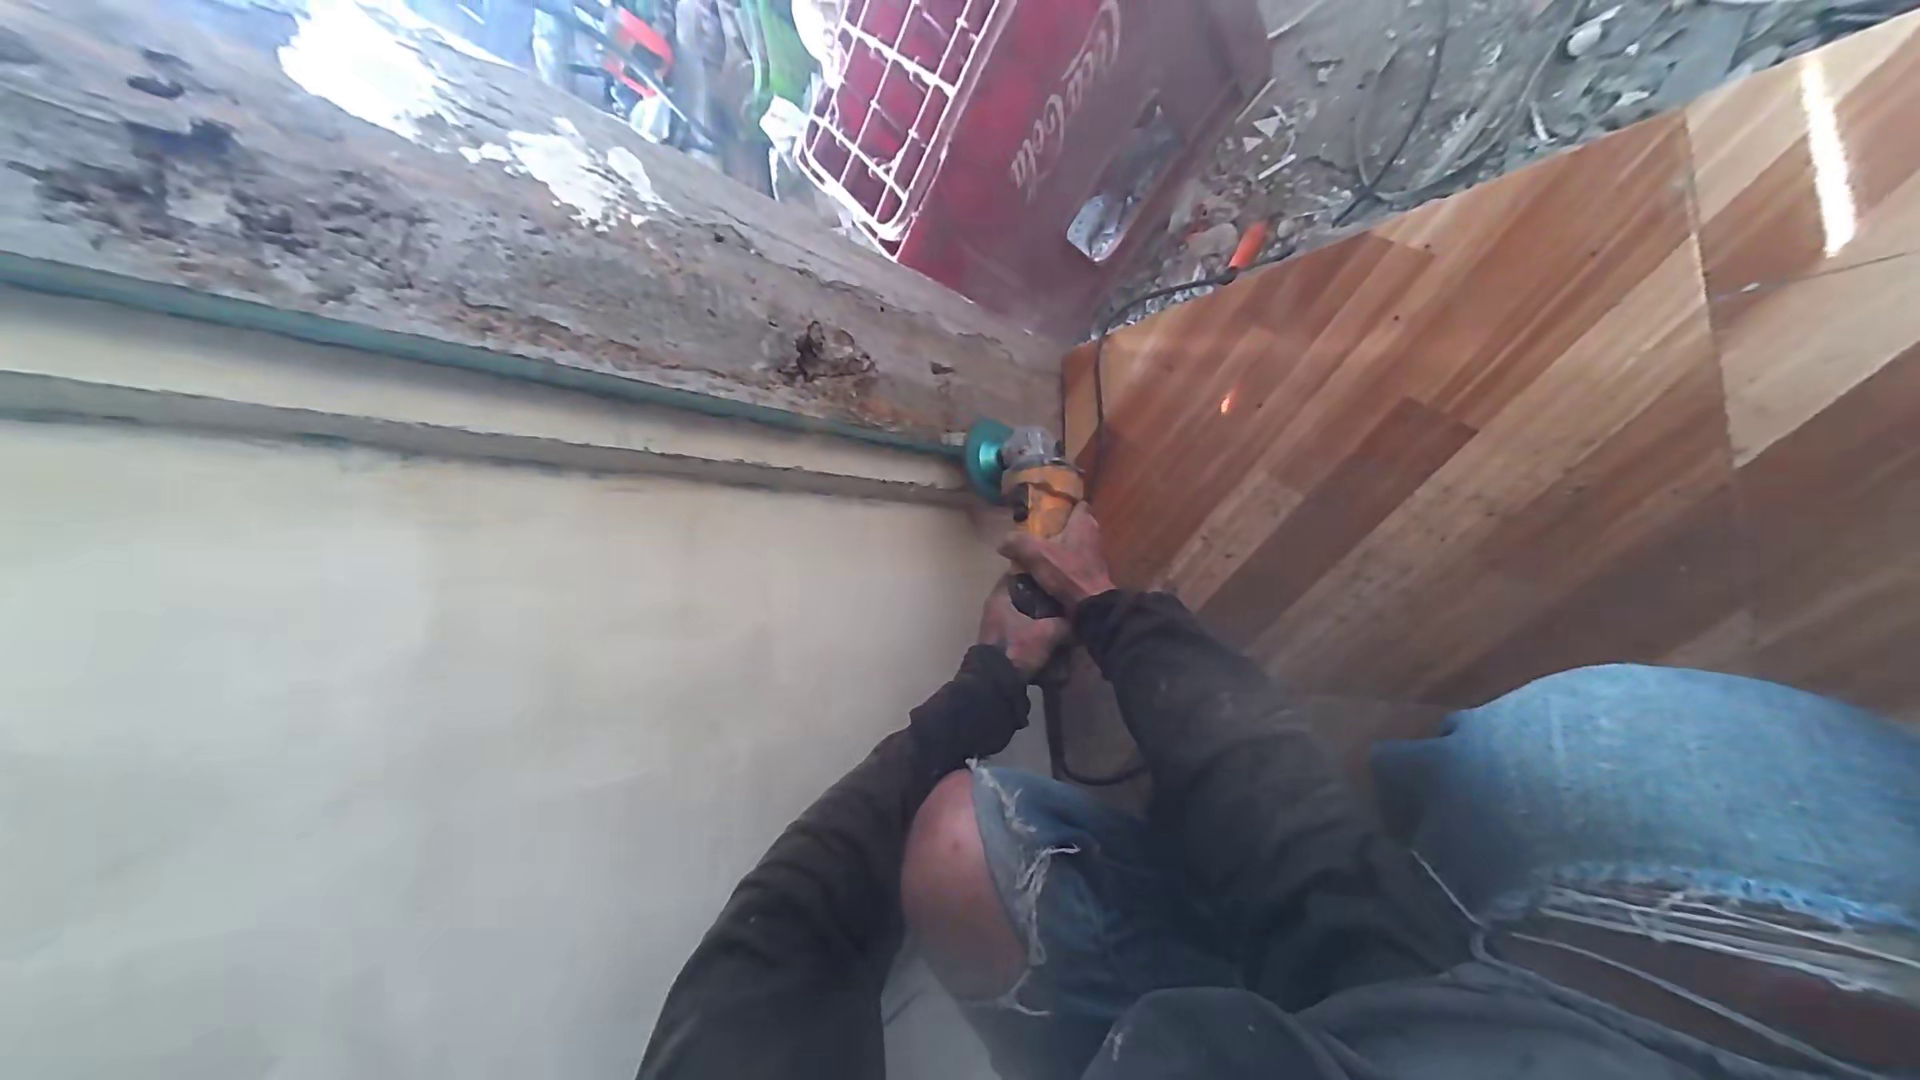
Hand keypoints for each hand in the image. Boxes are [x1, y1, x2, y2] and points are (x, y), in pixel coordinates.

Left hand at [978, 576, 1070, 677]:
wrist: (997, 683)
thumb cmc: (1017, 649)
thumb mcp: (1047, 633)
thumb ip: (1065, 623)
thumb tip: (1079, 618)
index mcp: (1000, 596)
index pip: (1019, 571)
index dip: (1038, 571)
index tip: (1056, 573)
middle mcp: (995, 605)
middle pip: (1022, 592)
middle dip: (1042, 594)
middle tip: (1062, 594)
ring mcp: (997, 622)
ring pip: (1022, 610)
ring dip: (1039, 612)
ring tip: (1061, 613)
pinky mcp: (1002, 638)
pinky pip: (1021, 624)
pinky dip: (1034, 625)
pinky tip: (1051, 630)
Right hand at [997, 503, 1114, 615]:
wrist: (1090, 605)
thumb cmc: (1067, 572)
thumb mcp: (1036, 554)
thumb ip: (1017, 543)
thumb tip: (1002, 543)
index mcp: (1083, 523)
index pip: (1078, 505)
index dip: (1065, 504)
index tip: (1048, 509)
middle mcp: (1093, 535)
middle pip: (1075, 525)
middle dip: (1059, 528)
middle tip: (1038, 533)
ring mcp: (1096, 555)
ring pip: (1075, 544)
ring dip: (1061, 547)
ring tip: (1040, 553)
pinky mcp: (1094, 573)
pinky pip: (1077, 562)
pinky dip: (1065, 564)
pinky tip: (1049, 571)